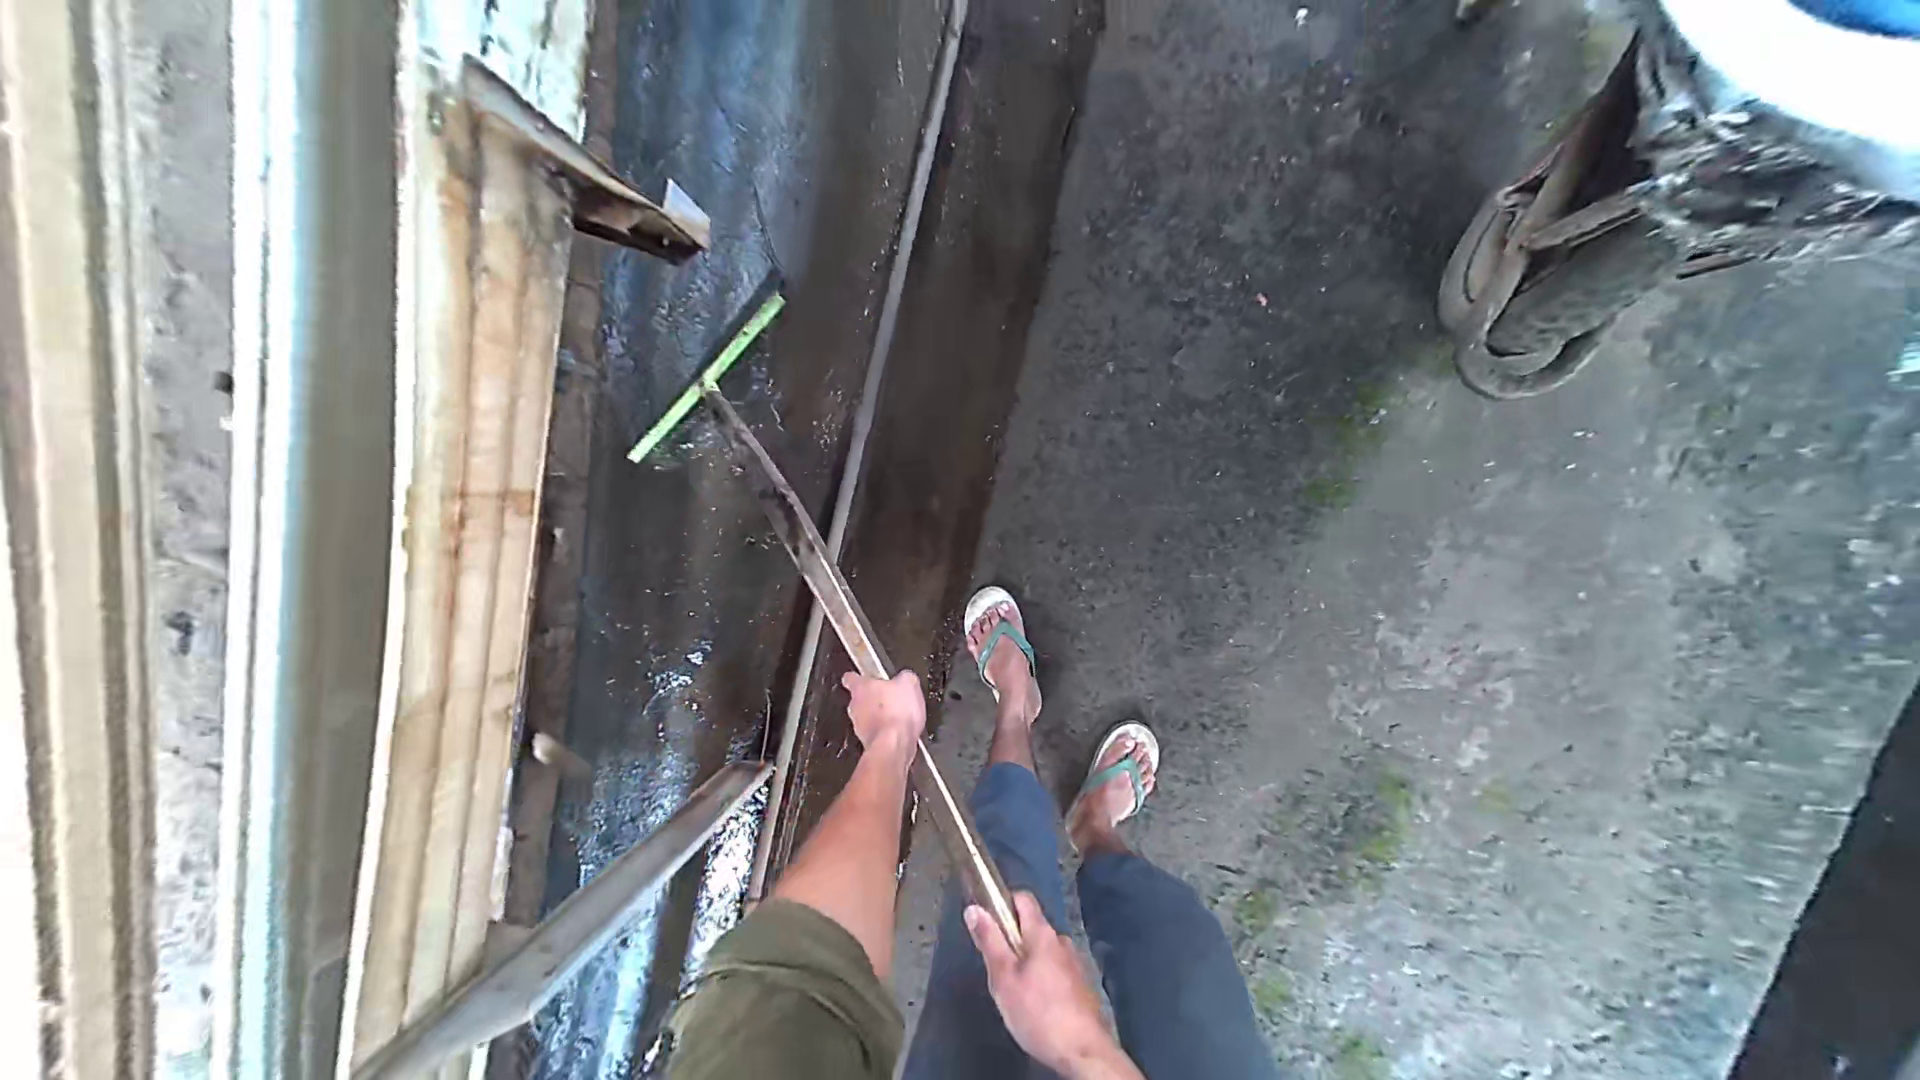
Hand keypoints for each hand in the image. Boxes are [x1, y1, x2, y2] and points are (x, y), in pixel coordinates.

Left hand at [840, 670, 924, 759]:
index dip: (856, 677)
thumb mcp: (909, 683)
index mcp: (861, 688)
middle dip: (873, 699)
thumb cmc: (896, 713)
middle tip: (889, 697)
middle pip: (859, 699)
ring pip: (866, 717)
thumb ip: (904, 677)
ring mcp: (860, 727)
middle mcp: (855, 707)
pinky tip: (899, 731)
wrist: (895, 744)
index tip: (859, 677)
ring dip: (879, 717)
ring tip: (897, 715)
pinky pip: (876, 733)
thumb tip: (906, 677)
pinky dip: (885, 732)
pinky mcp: (868, 743)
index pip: (850, 678)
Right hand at [965, 893, 1144, 1079]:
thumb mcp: (1004, 979)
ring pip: (1045, 952)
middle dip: (1013, 941)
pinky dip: (1045, 979)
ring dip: (1029, 963)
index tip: (989, 922)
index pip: (1023, 898)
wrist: (1084, 1052)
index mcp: (1042, 932)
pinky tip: (1039, 1005)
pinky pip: (1057, 970)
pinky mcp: (1083, 985)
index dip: (1004, 902)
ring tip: (1017, 993)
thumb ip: (989, 941)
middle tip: (999, 970)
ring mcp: (1075, 962)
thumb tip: (974, 908)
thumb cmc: (1038, 1012)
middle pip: (1032, 927)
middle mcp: (1061, 940)